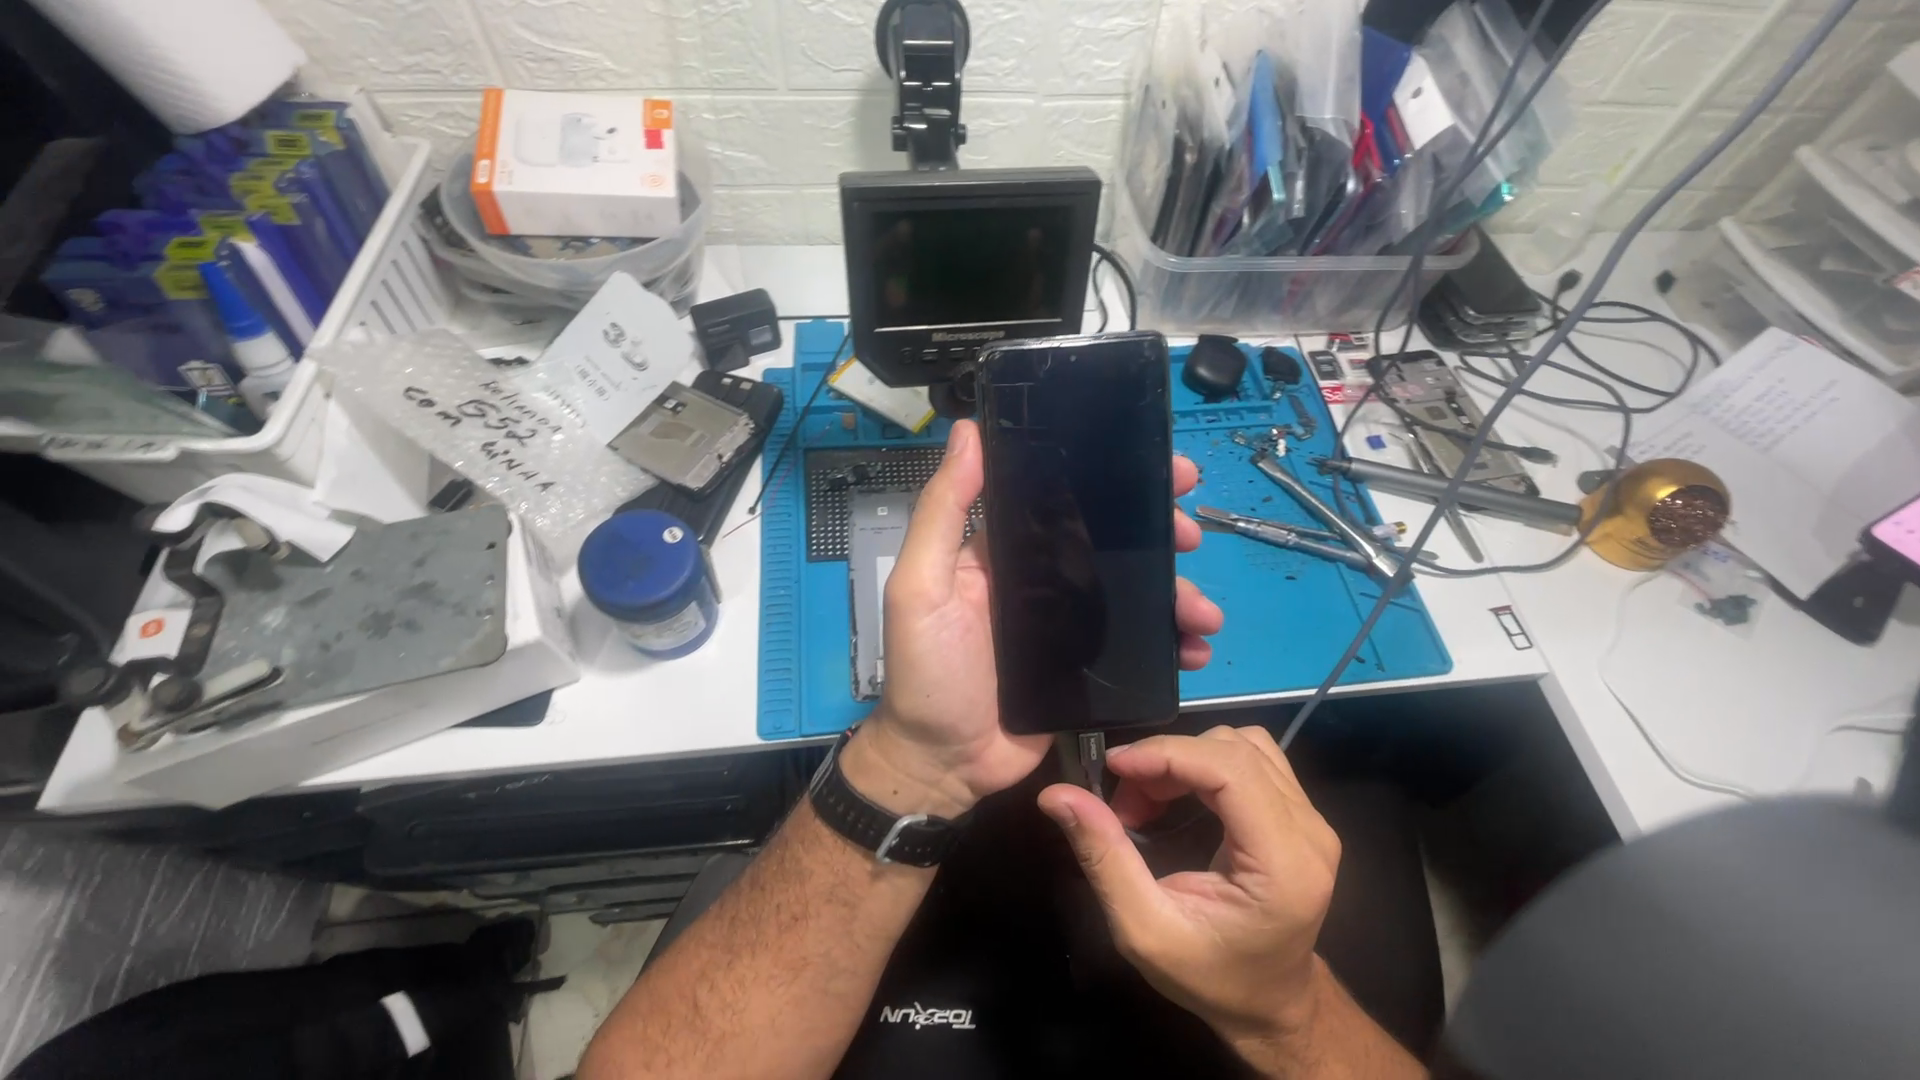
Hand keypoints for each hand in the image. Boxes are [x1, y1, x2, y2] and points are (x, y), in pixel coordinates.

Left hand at [842, 420, 1223, 819]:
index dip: (1112, 481)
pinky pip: (1139, 647)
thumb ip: (943, 511)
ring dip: (1176, 592)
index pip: (1066, 502)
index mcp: (1007, 552)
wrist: (943, 763)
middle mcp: (1044, 580)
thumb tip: (968, 432)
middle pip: (1113, 543)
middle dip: (1159, 533)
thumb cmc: (925, 671)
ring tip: (1202, 611)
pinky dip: (1172, 643)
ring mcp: (1071, 626)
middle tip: (1190, 535)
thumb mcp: (920, 585)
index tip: (1162, 472)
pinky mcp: (1090, 669)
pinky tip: (1194, 648)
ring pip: (1136, 594)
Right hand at [1035, 726, 1340, 1046]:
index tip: (1112, 766)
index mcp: (1283, 864)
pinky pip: (1252, 758)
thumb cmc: (1210, 977)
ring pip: (1243, 745)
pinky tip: (1179, 793)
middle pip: (1234, 750)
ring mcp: (1312, 818)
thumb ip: (1104, 858)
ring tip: (1149, 800)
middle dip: (1166, 761)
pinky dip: (1205, 763)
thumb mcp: (1143, 929)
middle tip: (1124, 804)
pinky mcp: (1301, 813)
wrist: (1268, 1005)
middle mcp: (1310, 831)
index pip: (1231, 771)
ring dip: (1184, 759)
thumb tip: (1057, 794)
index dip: (1168, 753)